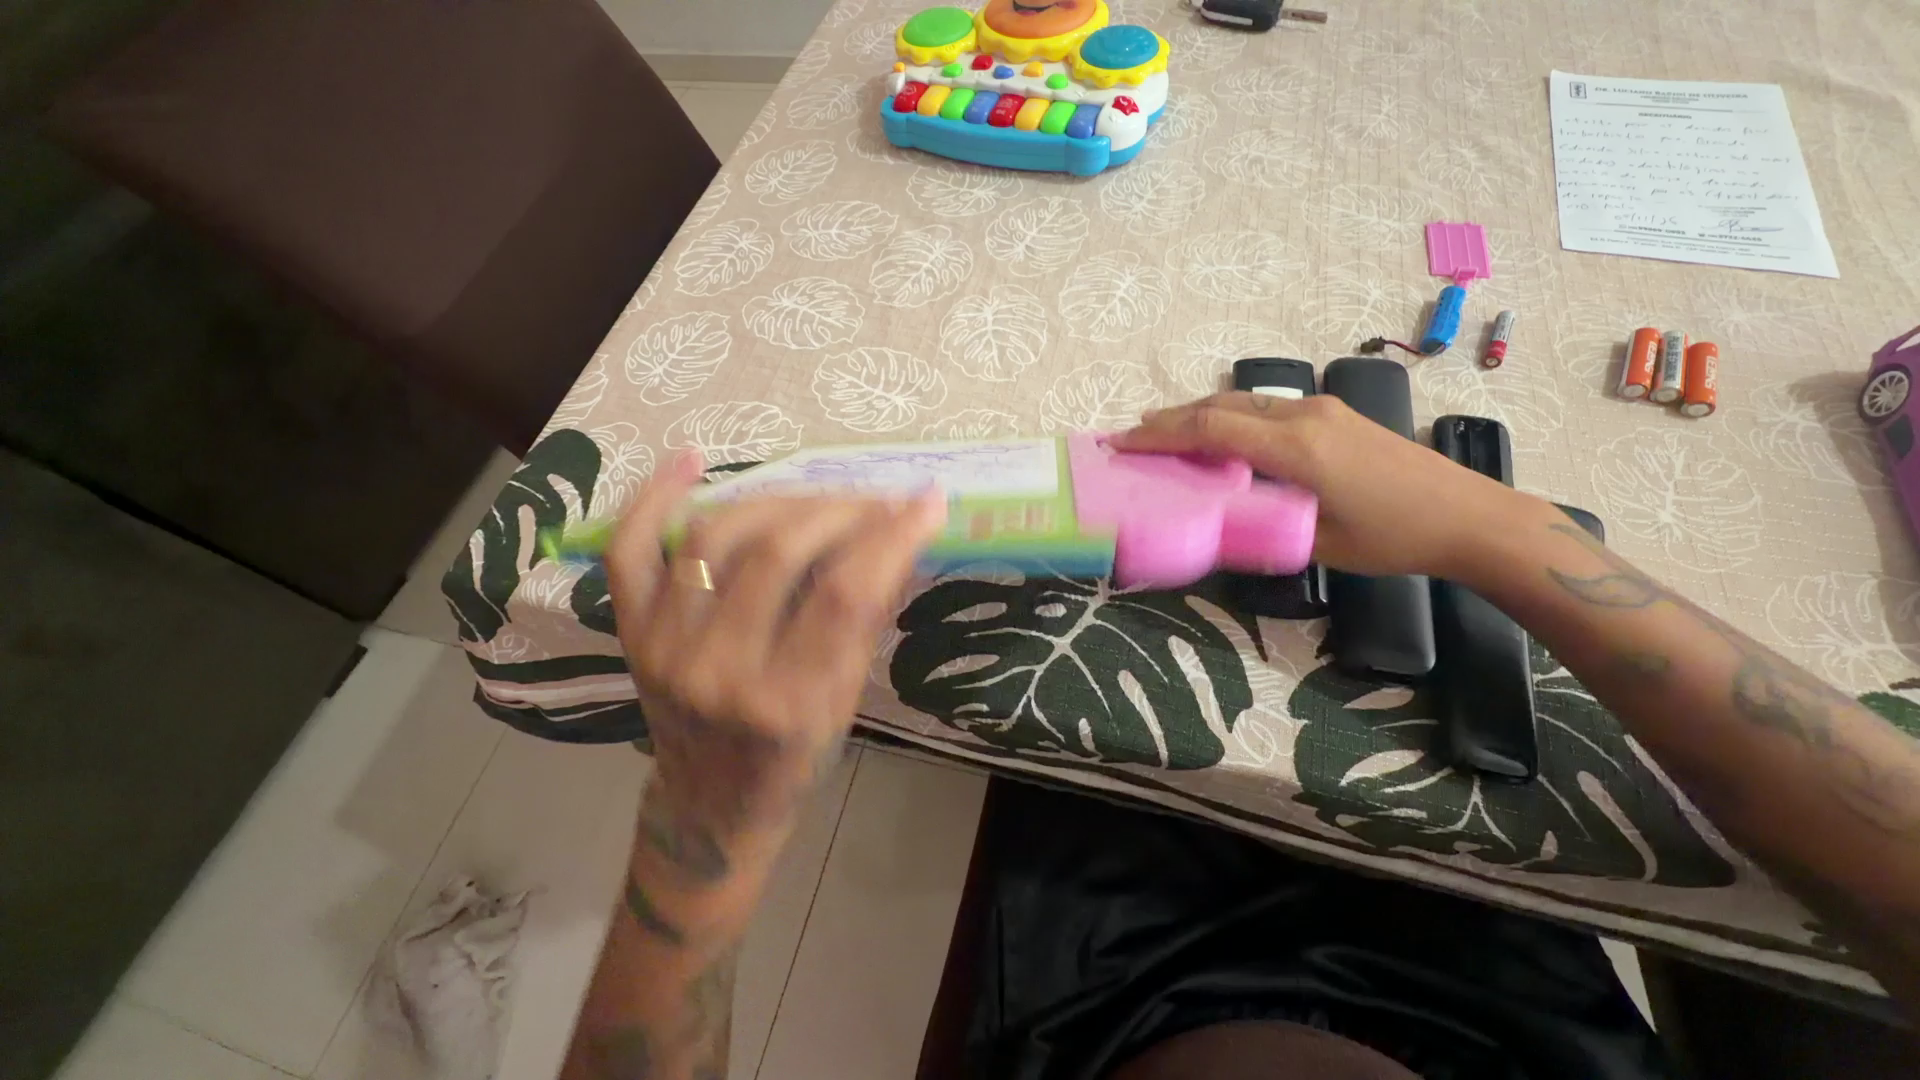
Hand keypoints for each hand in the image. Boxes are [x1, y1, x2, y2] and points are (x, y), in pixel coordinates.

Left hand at [604, 452, 947, 837]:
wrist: (708, 806)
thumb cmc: (791, 761)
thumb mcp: (845, 705)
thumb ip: (863, 622)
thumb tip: (897, 536)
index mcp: (787, 703)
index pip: (844, 594)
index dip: (891, 535)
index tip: (925, 501)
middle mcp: (718, 671)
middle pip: (777, 552)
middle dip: (838, 509)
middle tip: (874, 500)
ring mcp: (663, 647)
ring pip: (712, 535)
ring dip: (776, 499)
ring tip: (817, 497)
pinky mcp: (630, 632)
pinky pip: (629, 550)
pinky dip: (655, 497)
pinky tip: (694, 460)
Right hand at [1109, 392, 1541, 579]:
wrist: (1471, 516)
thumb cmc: (1395, 538)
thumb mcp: (1319, 545)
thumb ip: (1262, 527)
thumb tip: (1216, 525)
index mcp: (1296, 448)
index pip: (1210, 428)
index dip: (1160, 434)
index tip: (1123, 444)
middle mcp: (1305, 415)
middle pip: (1221, 404)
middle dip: (1171, 418)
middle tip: (1134, 438)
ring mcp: (1324, 409)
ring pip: (1244, 402)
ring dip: (1201, 414)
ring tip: (1168, 435)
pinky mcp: (1337, 415)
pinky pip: (1268, 409)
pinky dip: (1232, 418)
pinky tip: (1224, 438)